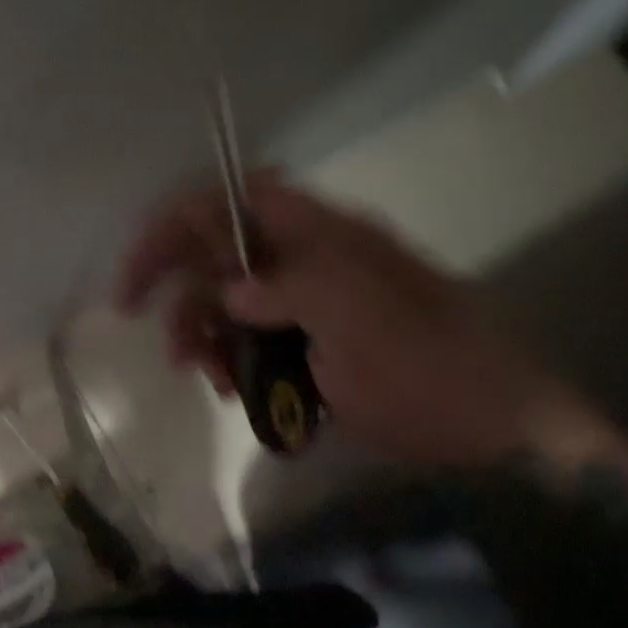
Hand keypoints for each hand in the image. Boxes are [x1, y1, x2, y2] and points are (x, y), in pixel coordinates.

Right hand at [116, 175, 606, 466]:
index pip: (234, 199)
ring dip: (199, 335)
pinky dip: (225, 362)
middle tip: (146, 327)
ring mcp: (304, 307)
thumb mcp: (363, 320)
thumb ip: (292, 289)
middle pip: (217, 251)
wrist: (488, 427)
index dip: (178, 221)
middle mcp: (305, 262)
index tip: (139, 271)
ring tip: (208, 377)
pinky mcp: (304, 348)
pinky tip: (231, 390)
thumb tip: (228, 293)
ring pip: (223, 303)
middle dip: (178, 286)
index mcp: (321, 238)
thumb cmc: (428, 368)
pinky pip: (243, 343)